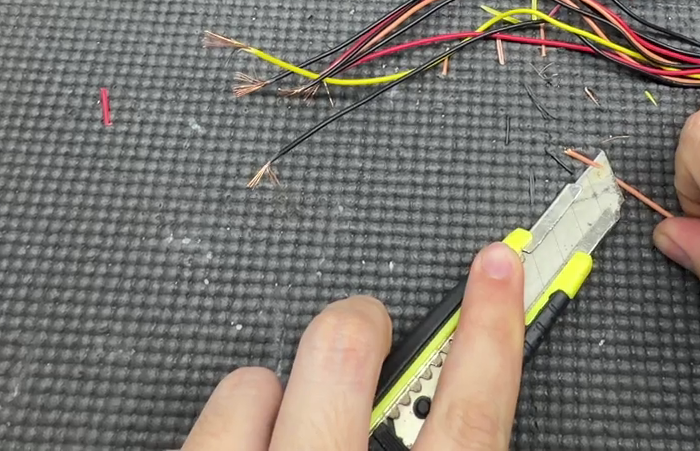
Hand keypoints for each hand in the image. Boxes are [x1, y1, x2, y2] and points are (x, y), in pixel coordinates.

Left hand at [183, 242, 523, 450]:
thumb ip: (448, 447)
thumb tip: (463, 405)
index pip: (468, 416)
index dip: (489, 329)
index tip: (498, 267)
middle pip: (344, 349)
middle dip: (358, 328)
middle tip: (364, 340)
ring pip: (253, 384)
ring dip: (273, 407)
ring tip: (282, 442)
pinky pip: (200, 428)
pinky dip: (225, 439)